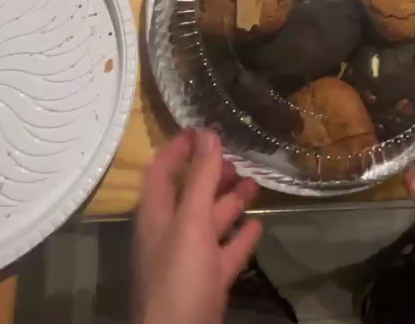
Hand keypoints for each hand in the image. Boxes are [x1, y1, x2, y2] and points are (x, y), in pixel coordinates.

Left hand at [133, 128, 262, 323]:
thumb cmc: (178, 278)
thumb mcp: (190, 222)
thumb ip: (200, 178)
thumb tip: (207, 133)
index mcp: (157, 216)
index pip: (161, 172)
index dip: (178, 149)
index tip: (201, 129)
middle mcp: (170, 235)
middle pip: (190, 195)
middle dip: (212, 175)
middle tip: (237, 159)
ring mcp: (189, 262)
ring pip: (210, 222)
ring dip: (231, 202)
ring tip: (256, 185)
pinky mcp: (208, 284)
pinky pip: (225, 253)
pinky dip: (240, 238)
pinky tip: (258, 226)